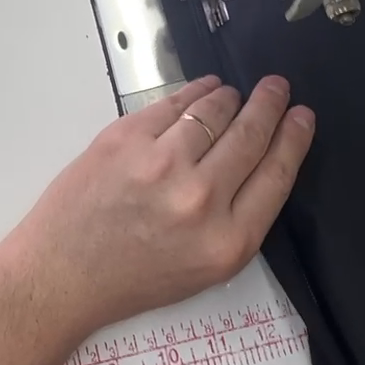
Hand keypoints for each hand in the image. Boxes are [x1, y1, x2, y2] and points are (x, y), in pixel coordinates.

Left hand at [0, 76, 315, 343]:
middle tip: (278, 87)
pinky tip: (205, 88)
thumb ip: (238, 220)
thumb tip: (259, 160)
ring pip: (214, 111)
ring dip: (231, 97)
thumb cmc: (133, 278)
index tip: (302, 116)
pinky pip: (173, 103)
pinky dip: (195, 91)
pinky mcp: (125, 138)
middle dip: (270, 105)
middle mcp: (200, 199)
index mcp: (228, 241)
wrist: (62, 274)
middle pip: (250, 135)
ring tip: (236, 93)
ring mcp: (160, 163)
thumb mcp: (205, 268)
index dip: (294, 138)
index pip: (277, 174)